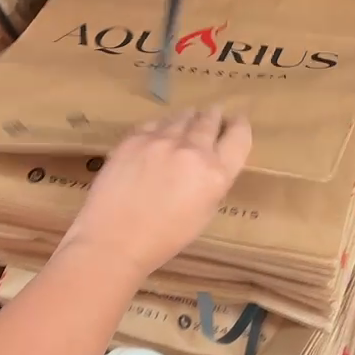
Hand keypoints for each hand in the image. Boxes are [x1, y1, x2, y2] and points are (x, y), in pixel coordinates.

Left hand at [53, 108, 253, 282]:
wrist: (113, 241)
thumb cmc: (165, 238)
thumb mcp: (205, 212)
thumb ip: (214, 180)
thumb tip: (212, 159)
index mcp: (216, 174)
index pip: (239, 136)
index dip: (240, 124)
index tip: (237, 120)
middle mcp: (193, 150)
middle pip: (210, 119)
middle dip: (214, 116)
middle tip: (213, 114)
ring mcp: (162, 141)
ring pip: (183, 116)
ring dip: (189, 118)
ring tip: (187, 121)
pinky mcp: (135, 138)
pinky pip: (156, 123)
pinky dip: (162, 126)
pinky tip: (159, 134)